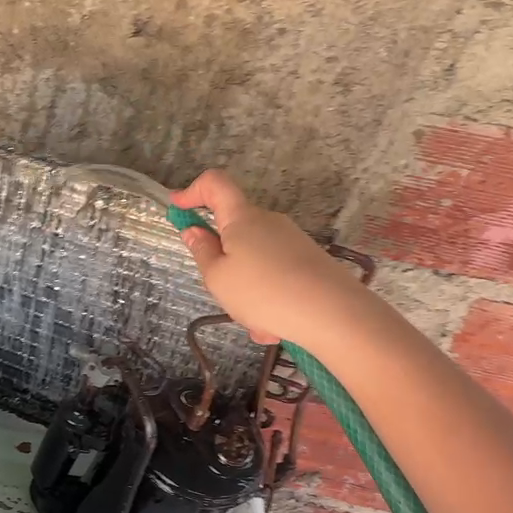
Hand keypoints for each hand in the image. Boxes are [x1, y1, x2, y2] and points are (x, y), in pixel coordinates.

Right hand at [170, 170, 370, 345]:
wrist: (336, 315)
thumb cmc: (264, 292)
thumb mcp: (218, 278)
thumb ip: (202, 252)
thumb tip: (194, 231)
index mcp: (242, 218)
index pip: (215, 184)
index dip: (192, 191)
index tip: (176, 208)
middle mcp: (268, 222)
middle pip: (234, 230)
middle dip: (221, 260)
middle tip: (221, 291)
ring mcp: (292, 241)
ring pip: (254, 260)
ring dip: (246, 289)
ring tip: (254, 323)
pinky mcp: (309, 261)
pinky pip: (275, 276)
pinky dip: (267, 299)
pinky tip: (274, 327)